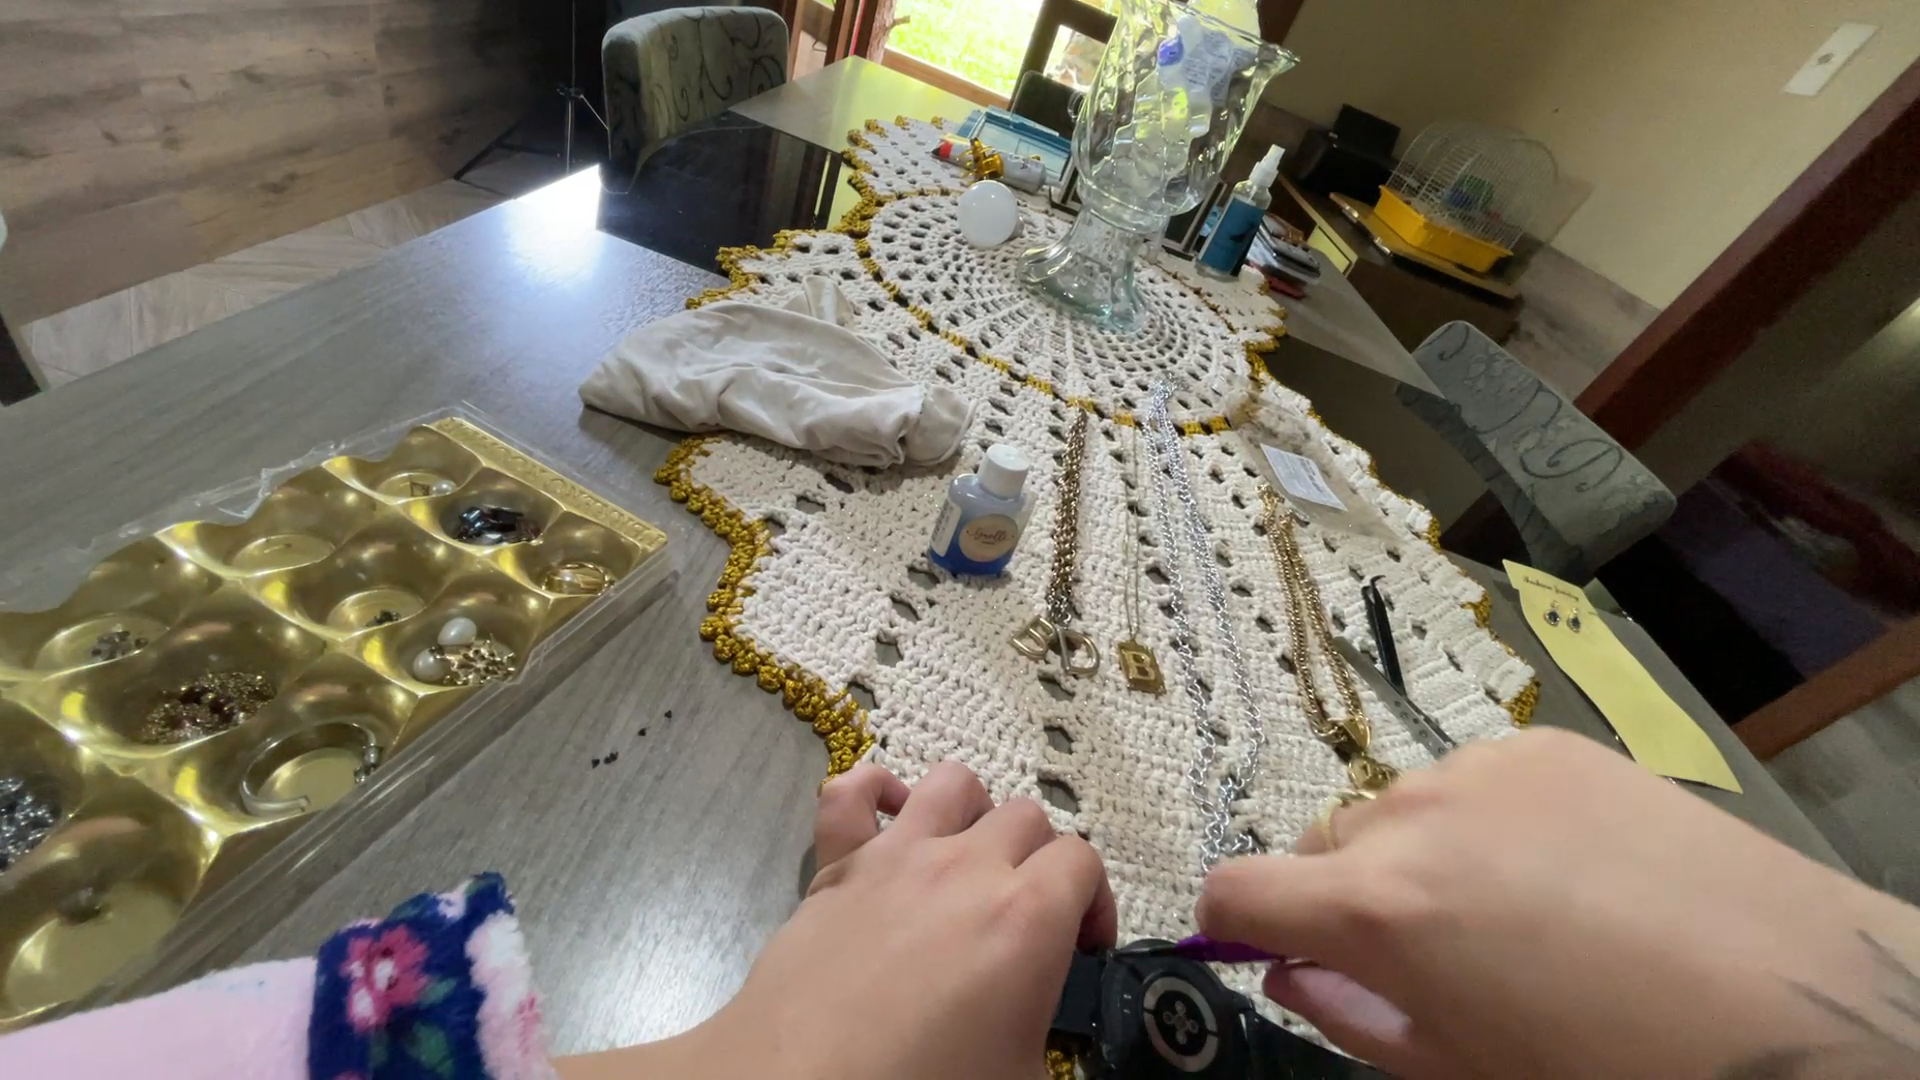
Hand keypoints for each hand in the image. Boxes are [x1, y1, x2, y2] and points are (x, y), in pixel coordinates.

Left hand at [635, 761, 1113, 1079]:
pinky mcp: (840, 861)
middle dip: (1040, 861)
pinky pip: (851, 792)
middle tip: (1025, 916)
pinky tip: (888, 820)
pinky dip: (874, 791)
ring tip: (968, 860)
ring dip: (974, 813)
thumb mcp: (1021, 1074)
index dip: (1094, 899)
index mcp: (1023, 916)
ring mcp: (898, 853)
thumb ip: (1049, 1025)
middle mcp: (966, 865)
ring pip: (955, 783)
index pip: (1081, 861)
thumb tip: (1044, 1013)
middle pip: (1027, 818)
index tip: (1082, 945)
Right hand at [1197, 728, 1919, 1078]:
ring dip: (1413, 855)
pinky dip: (1479, 822)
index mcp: (1379, 907)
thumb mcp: (1471, 1073)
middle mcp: (1405, 816)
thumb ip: (1351, 1018)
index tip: (1247, 940)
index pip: (1238, 888)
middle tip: (1423, 947)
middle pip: (1322, 845)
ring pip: (1393, 811)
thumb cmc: (1621, 1073)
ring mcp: (1472, 768)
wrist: (1834, 1018)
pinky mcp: (1536, 744)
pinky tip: (1563, 867)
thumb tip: (1287, 972)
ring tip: (1510, 906)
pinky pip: (1466, 782)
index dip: (1228, 920)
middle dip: (1340, 893)